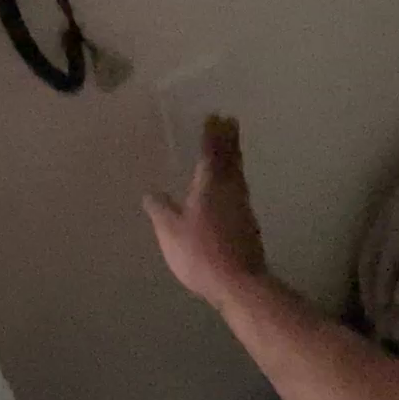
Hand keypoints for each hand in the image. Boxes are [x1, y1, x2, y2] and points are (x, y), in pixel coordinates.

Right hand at [143, 115, 266, 310]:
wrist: (238, 282)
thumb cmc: (201, 253)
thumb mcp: (170, 232)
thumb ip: (160, 210)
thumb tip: (151, 193)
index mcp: (210, 184)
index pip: (211, 152)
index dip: (211, 134)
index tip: (214, 117)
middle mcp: (230, 188)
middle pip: (230, 157)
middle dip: (228, 138)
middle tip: (230, 120)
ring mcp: (242, 204)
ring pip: (238, 171)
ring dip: (234, 154)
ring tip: (231, 145)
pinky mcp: (248, 221)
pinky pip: (240, 186)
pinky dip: (235, 175)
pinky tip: (231, 183)